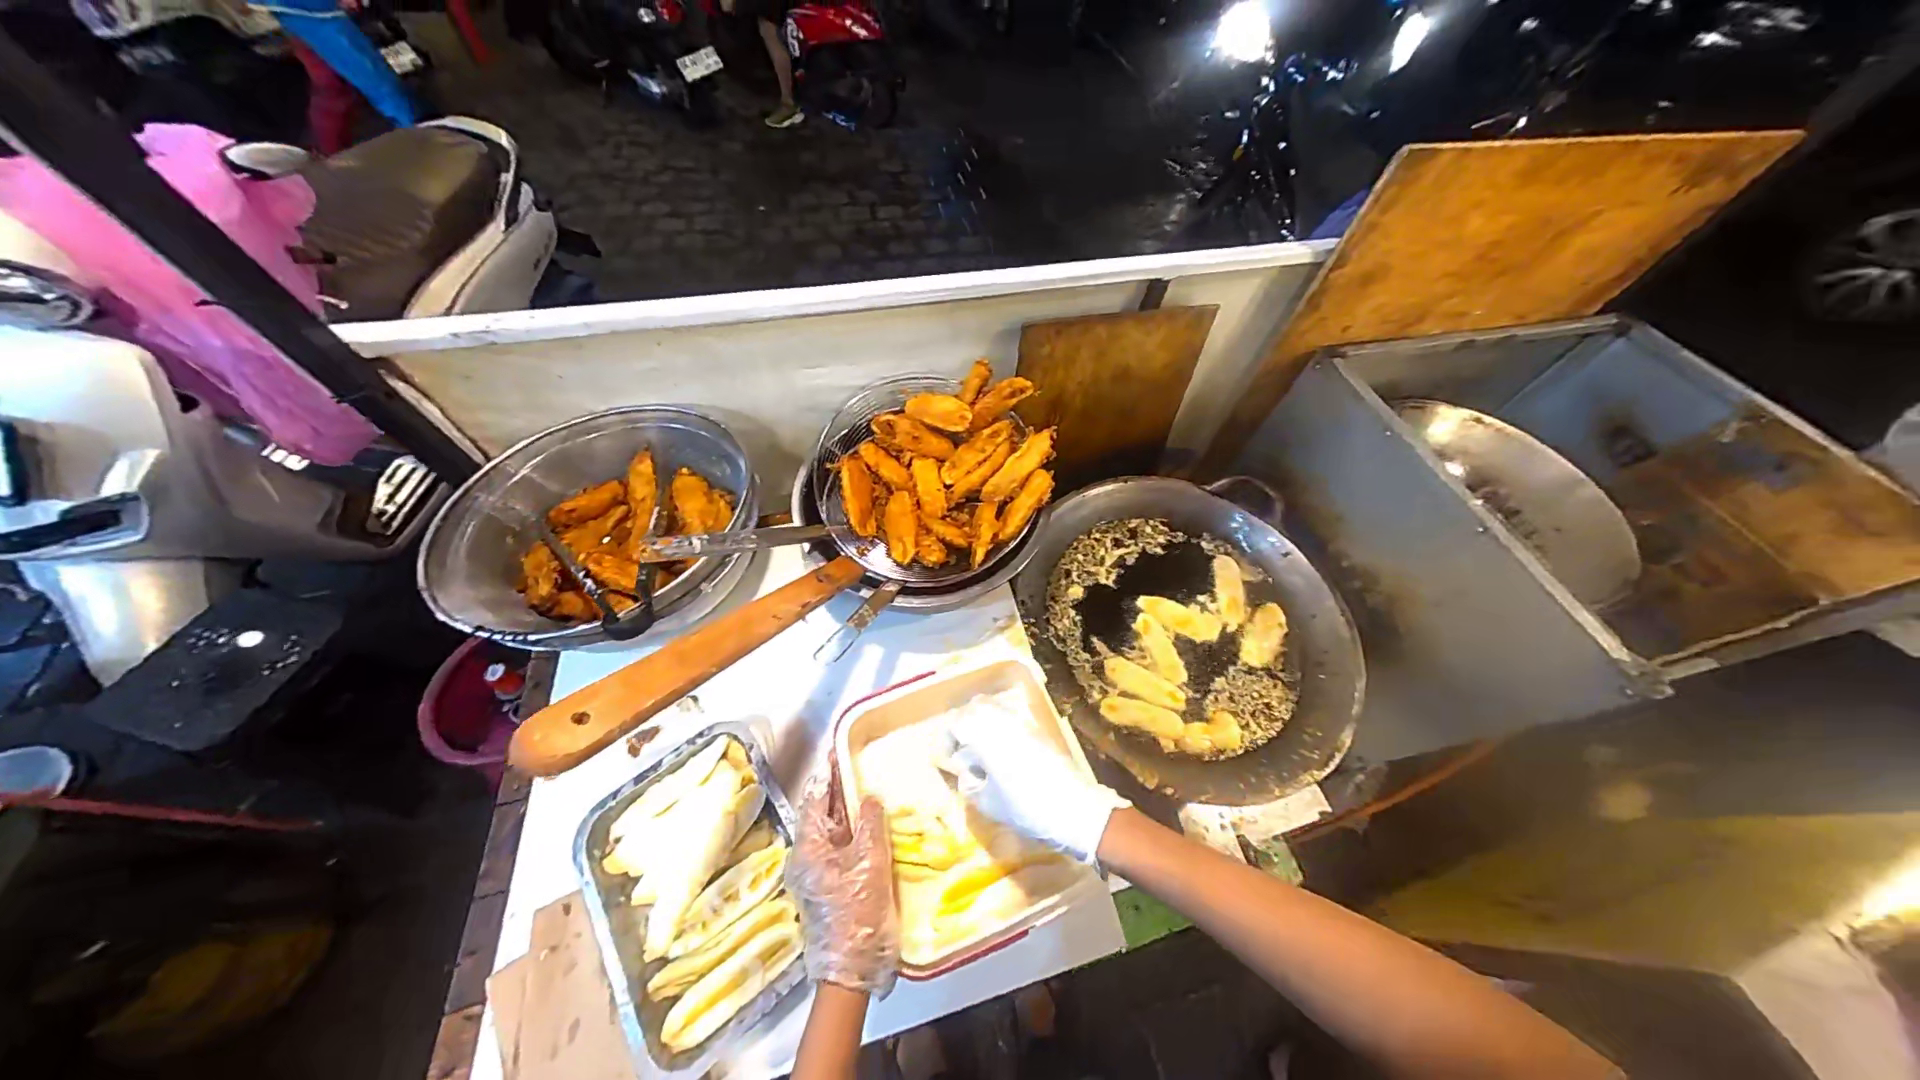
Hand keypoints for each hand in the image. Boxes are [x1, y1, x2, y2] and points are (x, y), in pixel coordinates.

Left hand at [787, 777, 897, 995]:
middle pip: (823, 813)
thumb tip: (869, 798)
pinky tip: (874, 825)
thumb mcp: (869, 862)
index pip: (816, 798)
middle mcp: (807, 856)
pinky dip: (856, 832)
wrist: (852, 968)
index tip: (839, 750)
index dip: (828, 773)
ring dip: (850, 810)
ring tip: (869, 787)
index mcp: (808, 846)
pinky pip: (842, 848)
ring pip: (834, 831)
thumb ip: (870, 824)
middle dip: (840, 789)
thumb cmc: (857, 913)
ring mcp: (818, 872)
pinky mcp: (832, 885)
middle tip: (859, 763)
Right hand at [945, 714, 1126, 864]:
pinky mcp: (1040, 732)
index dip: (946, 739)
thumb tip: (966, 771)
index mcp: (988, 735)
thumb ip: (969, 782)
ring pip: (996, 710)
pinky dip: (1000, 730)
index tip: (945, 758)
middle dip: (963, 724)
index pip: (957, 722)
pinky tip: (1001, 755)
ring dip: (982, 725)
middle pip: (976, 707)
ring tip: (979, 753)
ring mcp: (1025, 724)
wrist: (1076, 810)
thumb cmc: (1027, 807)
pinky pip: (1012, 720)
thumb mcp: (987, 803)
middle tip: (959, 750)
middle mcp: (1005, 722)